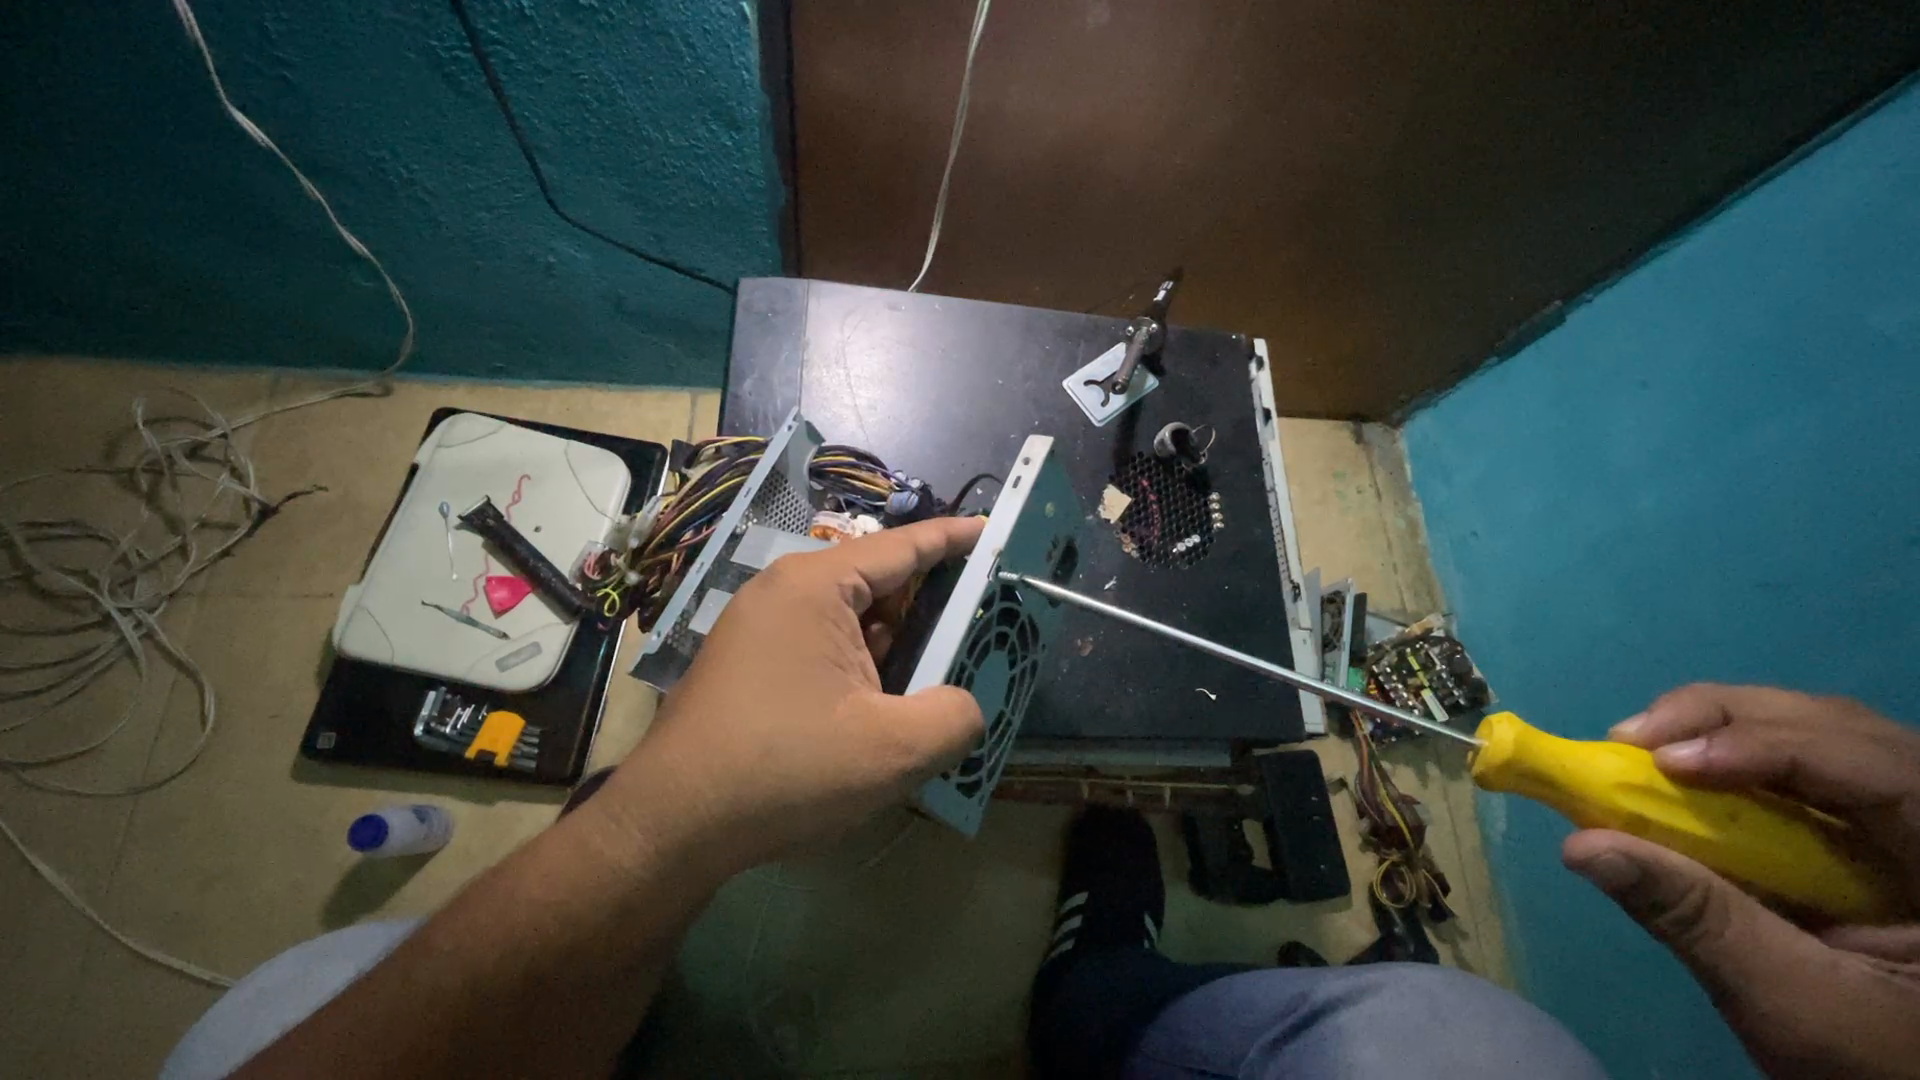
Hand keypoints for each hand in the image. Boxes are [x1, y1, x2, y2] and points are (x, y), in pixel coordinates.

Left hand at [604, 516, 986, 875]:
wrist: (674, 824)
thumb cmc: (784, 770)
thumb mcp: (891, 749)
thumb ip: (954, 717)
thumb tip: (966, 705)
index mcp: (815, 587)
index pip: (903, 547)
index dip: (956, 541)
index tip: (997, 535)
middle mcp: (784, 593)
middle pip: (879, 584)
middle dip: (932, 607)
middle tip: (983, 629)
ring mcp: (761, 628)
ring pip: (851, 621)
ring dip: (898, 644)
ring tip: (944, 673)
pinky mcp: (752, 664)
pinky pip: (824, 648)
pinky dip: (863, 667)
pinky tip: (887, 705)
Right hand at [1561, 684, 1919, 1079]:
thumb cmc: (1881, 1063)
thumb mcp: (1796, 1003)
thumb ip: (1697, 920)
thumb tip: (1579, 847)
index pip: (1873, 764)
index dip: (1765, 746)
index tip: (1665, 761)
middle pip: (1834, 724)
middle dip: (1723, 719)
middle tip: (1633, 741)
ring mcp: (1907, 820)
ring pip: (1816, 731)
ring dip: (1720, 728)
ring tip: (1645, 752)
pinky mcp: (1871, 830)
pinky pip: (1805, 765)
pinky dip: (1732, 756)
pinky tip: (1683, 776)